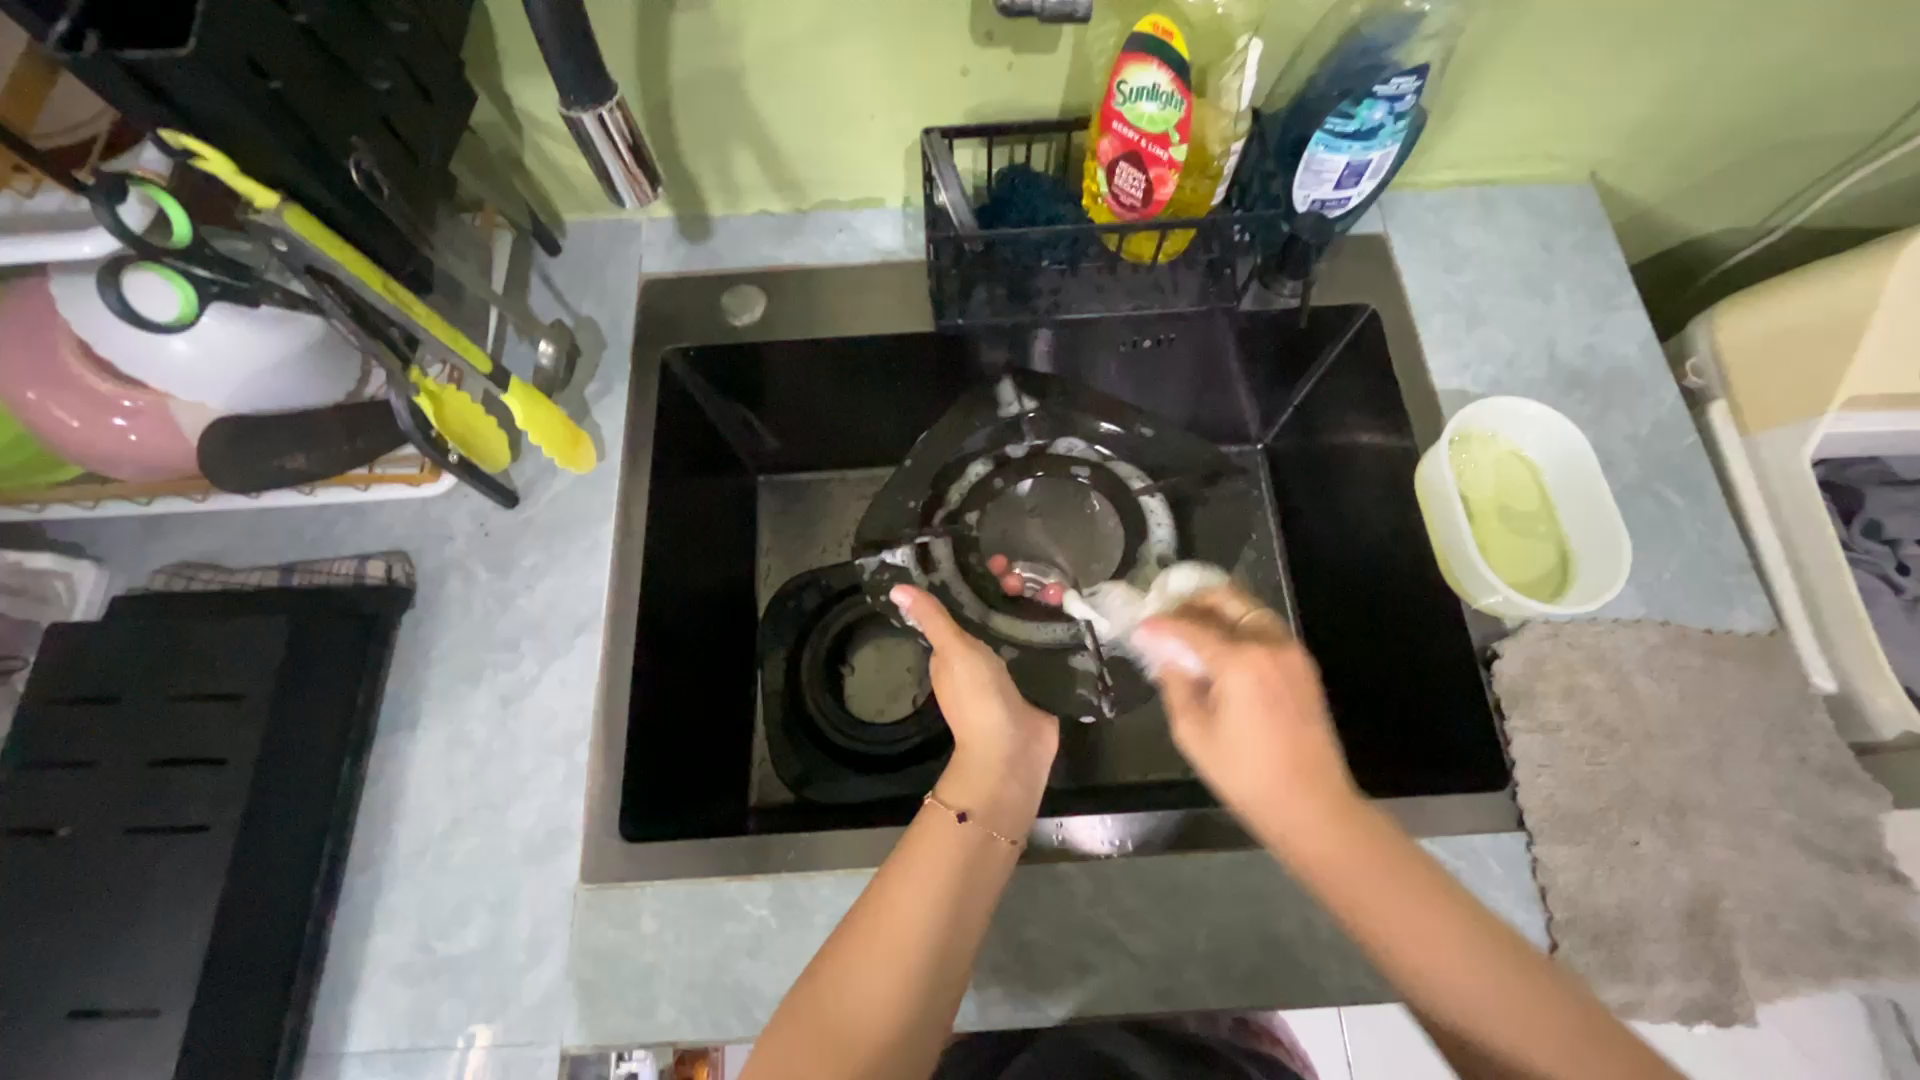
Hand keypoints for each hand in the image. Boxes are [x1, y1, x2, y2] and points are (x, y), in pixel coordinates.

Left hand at [890, 585, 1058, 816]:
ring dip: (1040, 604)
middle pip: (1001, 610)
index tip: (1000, 564)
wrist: (1012, 750)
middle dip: (1015, 590)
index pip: (969, 603)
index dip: (983, 580)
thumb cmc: (977, 697)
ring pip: (1027, 624)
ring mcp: (1015, 667)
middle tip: (1028, 580)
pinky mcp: (1040, 678)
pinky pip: (1049, 644)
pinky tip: (1072, 610)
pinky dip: (1060, 626)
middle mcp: (985, 654)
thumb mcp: (952, 650)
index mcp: (958, 647)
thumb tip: (896, 589)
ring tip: (1058, 590)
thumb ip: (932, 618)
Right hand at [1131, 586, 1359, 831]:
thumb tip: (1167, 657)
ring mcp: (1291, 652)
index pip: (1190, 626)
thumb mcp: (1193, 733)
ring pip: (1248, 610)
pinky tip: (1221, 650)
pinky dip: (1239, 628)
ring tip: (1191, 631)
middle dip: (1191, 602)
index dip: (1160, 624)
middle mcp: (1269, 644)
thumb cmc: (1245, 775)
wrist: (1311, 805)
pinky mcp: (1303, 665)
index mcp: (1240, 661)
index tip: (1140, 627)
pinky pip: (1265, 630)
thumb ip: (1176, 685)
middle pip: (1226, 599)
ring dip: (1217, 612)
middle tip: (1167, 617)